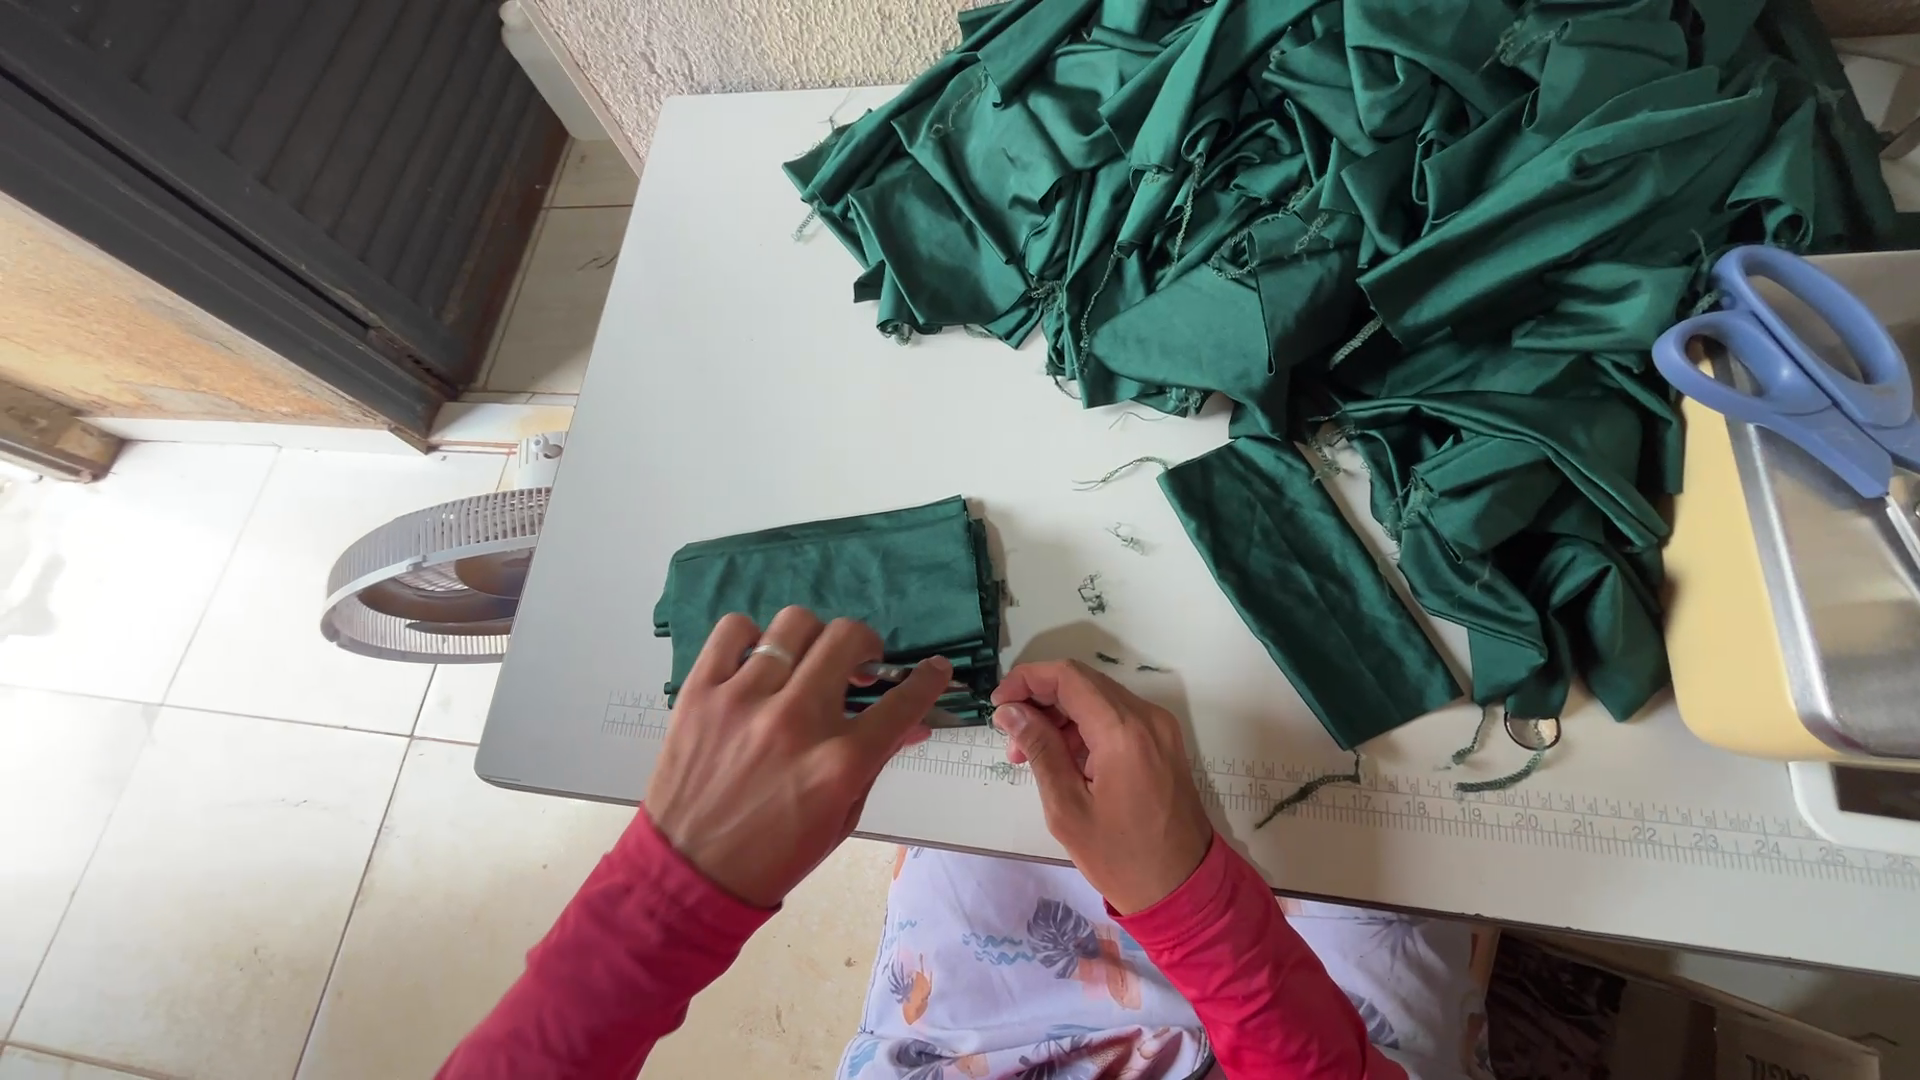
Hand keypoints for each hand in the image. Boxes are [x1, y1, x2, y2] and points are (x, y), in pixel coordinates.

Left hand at [646, 606, 949, 906]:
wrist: (688, 877)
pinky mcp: (700, 692)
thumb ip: (878, 761)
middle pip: (848, 638)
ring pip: (795, 623)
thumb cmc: (775, 855)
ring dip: (813, 640)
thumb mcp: (842, 817)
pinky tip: (757, 664)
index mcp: (838, 763)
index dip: (928, 679)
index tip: (935, 669)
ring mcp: (744, 700)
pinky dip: (752, 638)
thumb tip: (914, 723)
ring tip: (805, 664)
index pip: (902, 702)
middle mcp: (796, 721)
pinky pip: (733, 630)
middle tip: (857, 668)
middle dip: (866, 646)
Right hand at [992, 660, 1213, 914]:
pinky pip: (1115, 715)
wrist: (1185, 890)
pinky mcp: (1161, 740)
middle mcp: (1146, 717)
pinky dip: (1083, 725)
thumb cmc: (1121, 858)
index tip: (998, 706)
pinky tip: (1061, 757)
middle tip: (1010, 736)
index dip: (1026, 680)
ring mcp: (1158, 726)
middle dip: (1039, 698)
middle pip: (1082, 681)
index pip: (1067, 677)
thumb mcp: (1067, 808)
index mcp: (1123, 732)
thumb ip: (1039, 749)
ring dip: (1059, 713)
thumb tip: (1010, 711)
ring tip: (1028, 753)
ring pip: (1097, 696)